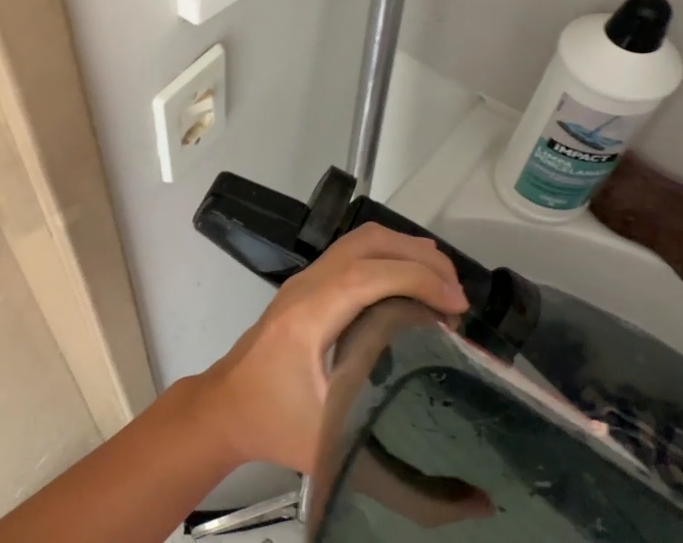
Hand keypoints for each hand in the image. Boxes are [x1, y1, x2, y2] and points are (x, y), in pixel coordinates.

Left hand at [190, 223, 467, 473]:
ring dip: (405, 251)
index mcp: (308, 317)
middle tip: (458, 295)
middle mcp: (305, 286)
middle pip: (365, 243)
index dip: (418, 279)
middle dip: (418, 257)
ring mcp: (304, 281)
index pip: (367, 275)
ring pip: (359, 241)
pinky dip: (389, 257)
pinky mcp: (308, 287)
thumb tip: (446, 441)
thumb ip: (383, 434)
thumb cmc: (272, 422)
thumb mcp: (330, 440)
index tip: (458, 305)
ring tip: (444, 286)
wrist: (223, 407)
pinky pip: (353, 253)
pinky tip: (414, 285)